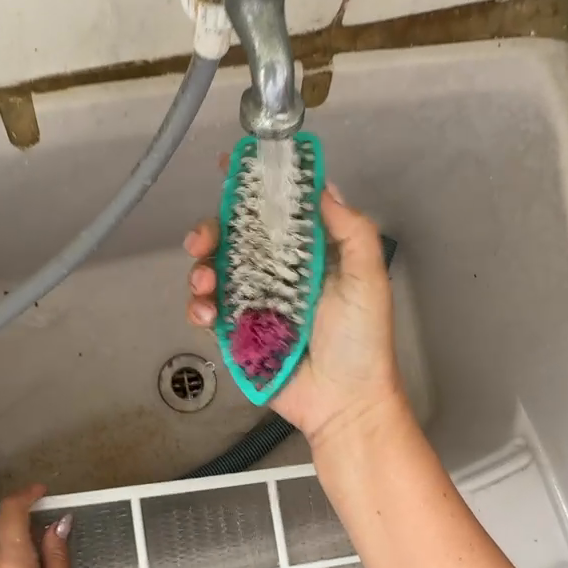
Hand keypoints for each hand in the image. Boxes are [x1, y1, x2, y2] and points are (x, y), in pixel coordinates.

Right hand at [184, 184, 407, 446]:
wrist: (344, 402)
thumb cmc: (362, 340)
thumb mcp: (368, 278)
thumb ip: (350, 230)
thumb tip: (323, 187)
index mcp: (308, 254)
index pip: (277, 211)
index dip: (253, 187)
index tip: (228, 166)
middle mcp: (278, 274)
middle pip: (234, 238)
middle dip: (211, 230)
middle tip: (202, 240)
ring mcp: (255, 304)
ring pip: (215, 271)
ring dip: (201, 269)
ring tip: (204, 282)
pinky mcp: (239, 335)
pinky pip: (209, 312)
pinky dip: (199, 307)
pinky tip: (206, 313)